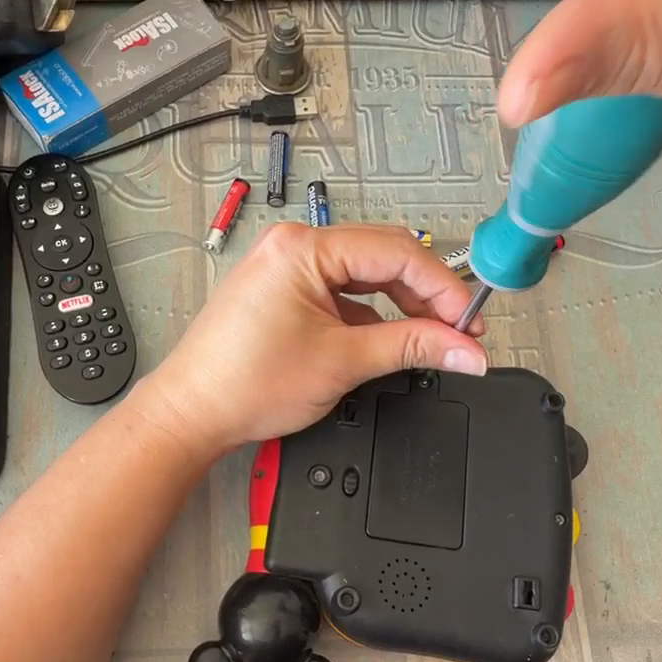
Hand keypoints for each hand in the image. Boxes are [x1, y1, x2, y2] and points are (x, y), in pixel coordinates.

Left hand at [131, 224, 487, 452]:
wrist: (192, 414)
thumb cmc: (243, 384)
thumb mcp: (342, 363)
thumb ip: (412, 348)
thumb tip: (464, 348)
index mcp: (303, 248)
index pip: (396, 252)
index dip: (443, 288)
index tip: (469, 322)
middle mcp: (293, 247)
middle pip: (383, 258)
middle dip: (426, 296)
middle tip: (458, 332)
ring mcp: (287, 269)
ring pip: (365, 278)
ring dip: (400, 307)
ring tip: (430, 340)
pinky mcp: (285, 293)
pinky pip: (342, 294)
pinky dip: (370, 317)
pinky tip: (389, 343)